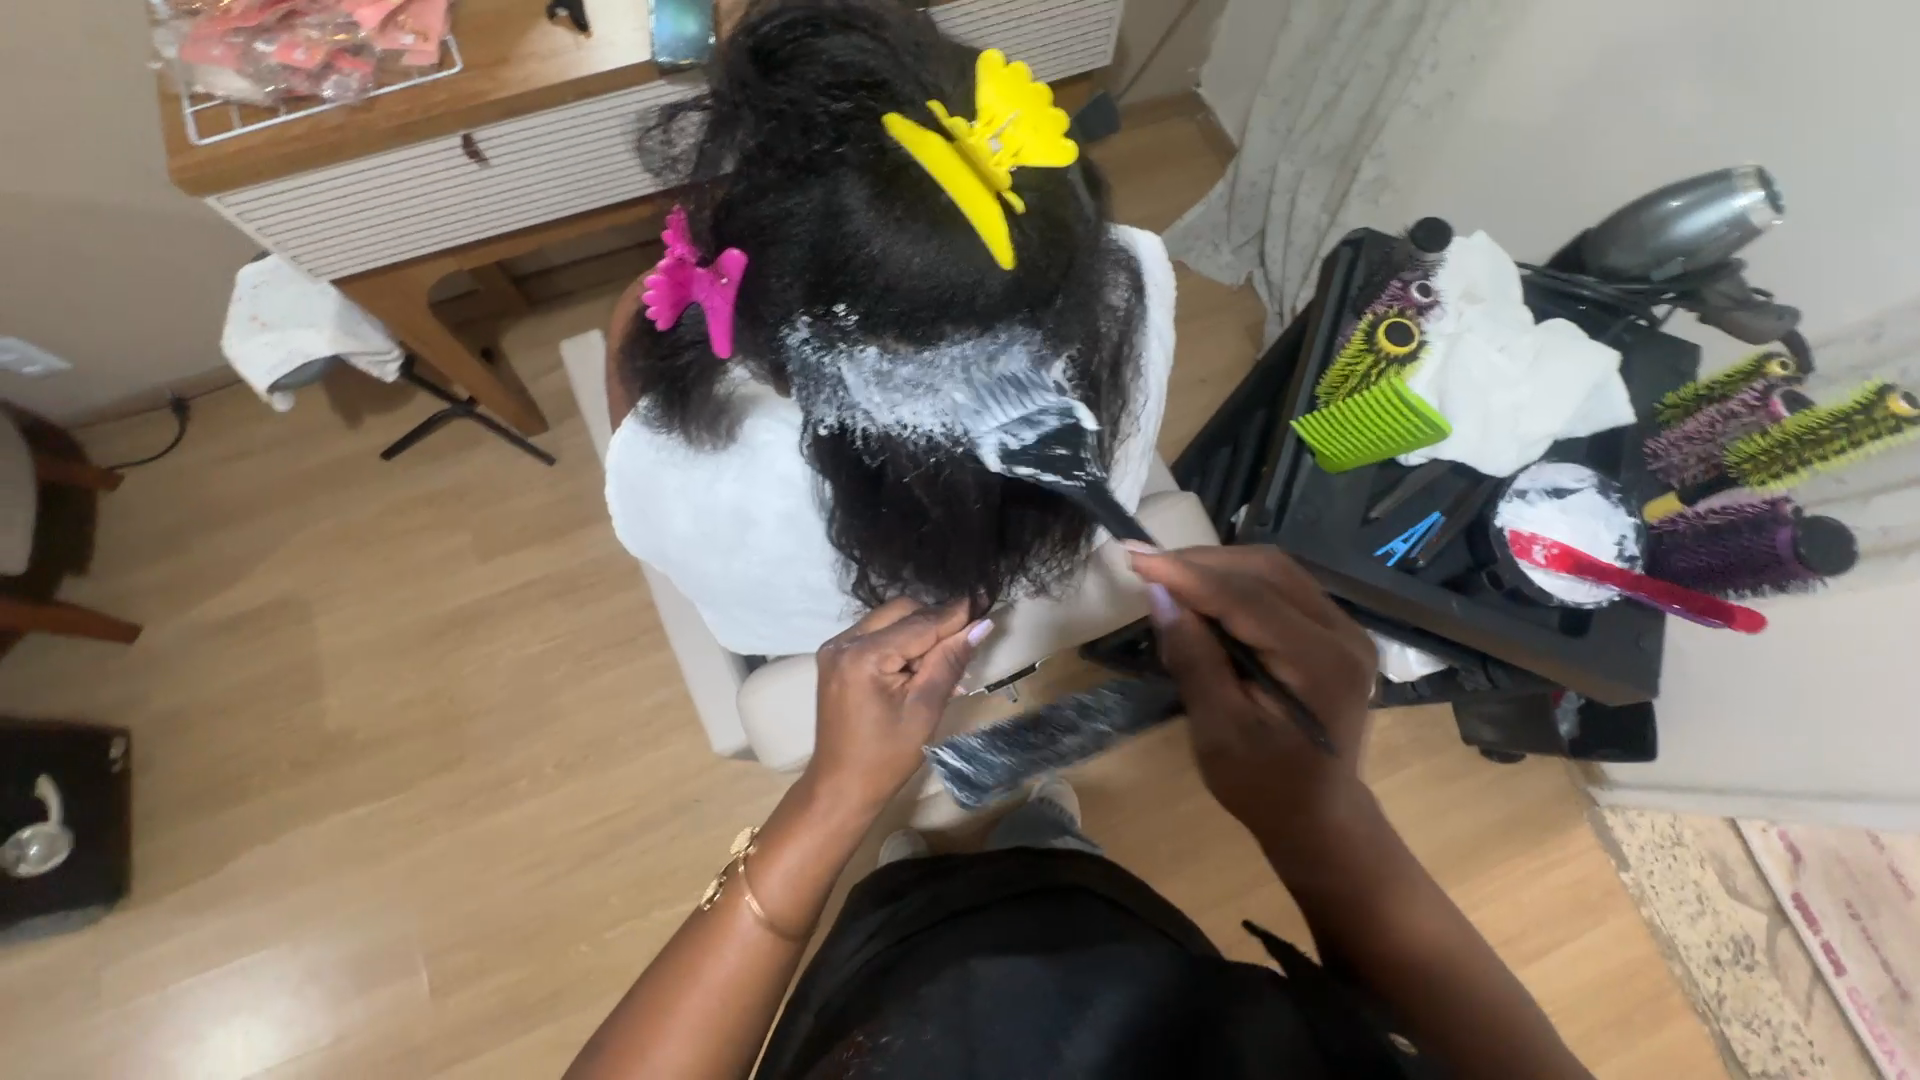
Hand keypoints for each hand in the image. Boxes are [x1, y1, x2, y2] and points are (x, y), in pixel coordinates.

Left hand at [806, 598, 989, 817]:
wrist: (841, 785)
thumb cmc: (886, 756)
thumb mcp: (925, 708)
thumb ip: (950, 661)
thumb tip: (981, 625)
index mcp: (863, 656)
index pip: (920, 623)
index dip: (956, 613)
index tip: (985, 598)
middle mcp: (844, 641)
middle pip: (902, 611)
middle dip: (936, 622)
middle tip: (965, 643)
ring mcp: (836, 647)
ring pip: (890, 619)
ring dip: (920, 632)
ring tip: (942, 664)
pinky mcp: (836, 656)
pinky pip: (876, 634)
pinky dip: (901, 642)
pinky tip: (919, 668)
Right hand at [1128, 545, 1377, 834]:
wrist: (1318, 817)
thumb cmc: (1263, 784)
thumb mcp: (1217, 729)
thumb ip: (1192, 657)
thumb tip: (1158, 595)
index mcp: (1321, 663)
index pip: (1247, 598)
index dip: (1187, 574)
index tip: (1134, 557)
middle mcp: (1344, 635)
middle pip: (1267, 570)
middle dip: (1201, 563)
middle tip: (1147, 567)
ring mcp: (1345, 630)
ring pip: (1275, 571)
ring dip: (1217, 567)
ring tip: (1168, 578)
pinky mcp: (1333, 633)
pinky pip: (1282, 587)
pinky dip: (1236, 583)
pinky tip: (1203, 594)